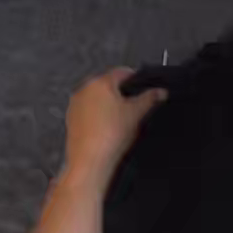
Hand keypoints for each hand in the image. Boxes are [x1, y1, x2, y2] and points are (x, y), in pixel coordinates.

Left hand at [62, 68, 166, 183]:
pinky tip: (107, 129)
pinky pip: (88, 111)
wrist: (90, 160)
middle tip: (135, 107)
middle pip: (108, 85)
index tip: (145, 88)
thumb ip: (150, 98)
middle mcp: (84, 89)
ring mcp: (75, 104)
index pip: (122, 72)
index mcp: (100, 82)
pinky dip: (98, 115)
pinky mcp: (71, 119)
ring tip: (121, 120)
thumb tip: (161, 91)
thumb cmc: (112, 133)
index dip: (137, 79)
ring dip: (109, 104)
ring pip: (97, 98)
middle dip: (122, 93)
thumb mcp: (137, 113)